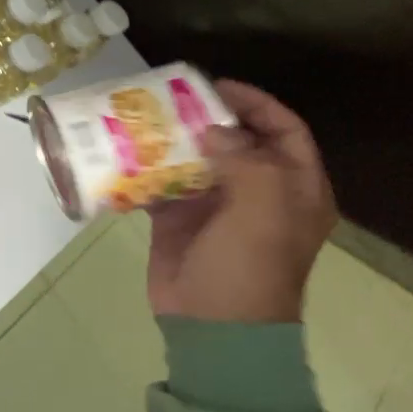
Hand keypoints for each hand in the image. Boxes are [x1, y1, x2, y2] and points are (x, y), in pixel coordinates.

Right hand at [146, 80, 335, 322]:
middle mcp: (257, 192)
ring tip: (135, 117)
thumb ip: (247, 163)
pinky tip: (119, 153)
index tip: (214, 86)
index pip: (284, 131)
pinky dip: (142, 167)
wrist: (213, 325)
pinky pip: (160, 182)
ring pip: (194, 157)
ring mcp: (215, 206)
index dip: (255, 104)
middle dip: (202, 116)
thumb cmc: (247, 268)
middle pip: (234, 139)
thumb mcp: (262, 213)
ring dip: (168, 138)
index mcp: (293, 190)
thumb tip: (213, 129)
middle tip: (165, 98)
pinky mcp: (177, 218)